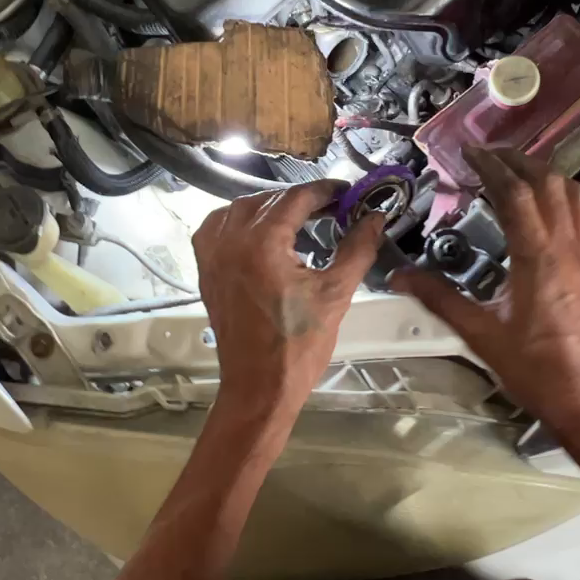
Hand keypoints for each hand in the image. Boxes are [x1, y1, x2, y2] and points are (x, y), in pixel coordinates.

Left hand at [193, 181, 386, 417]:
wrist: (259, 388)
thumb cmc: (298, 345)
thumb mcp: (336, 294)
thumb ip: (357, 248)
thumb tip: (374, 217)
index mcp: (263, 243)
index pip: (296, 198)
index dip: (325, 191)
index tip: (346, 192)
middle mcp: (231, 241)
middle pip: (269, 200)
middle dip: (301, 199)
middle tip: (331, 209)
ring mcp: (213, 255)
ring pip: (240, 209)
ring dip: (269, 206)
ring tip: (298, 218)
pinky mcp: (206, 270)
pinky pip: (215, 228)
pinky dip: (236, 220)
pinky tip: (256, 230)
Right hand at [392, 146, 579, 437]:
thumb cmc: (538, 371)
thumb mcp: (481, 335)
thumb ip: (440, 299)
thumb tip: (400, 277)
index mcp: (537, 258)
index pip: (515, 193)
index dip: (492, 166)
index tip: (471, 153)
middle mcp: (568, 248)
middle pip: (548, 183)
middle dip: (518, 161)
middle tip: (490, 156)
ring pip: (575, 195)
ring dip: (546, 174)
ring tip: (519, 171)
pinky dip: (572, 198)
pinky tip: (558, 203)